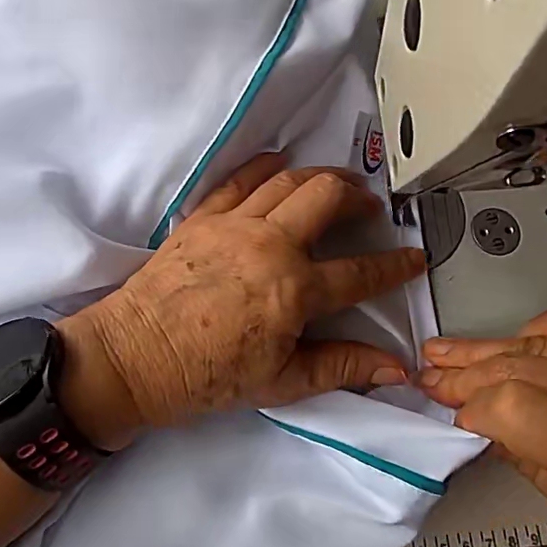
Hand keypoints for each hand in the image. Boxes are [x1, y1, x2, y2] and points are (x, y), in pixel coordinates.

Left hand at [57, 153, 425, 448]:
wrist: (135, 358)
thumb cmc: (203, 376)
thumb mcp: (279, 382)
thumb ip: (340, 367)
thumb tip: (392, 366)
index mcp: (293, 291)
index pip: (360, 272)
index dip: (394, 265)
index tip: (411, 259)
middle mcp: (268, 246)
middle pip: (326, 198)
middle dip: (356, 196)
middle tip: (367, 204)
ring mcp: (231, 227)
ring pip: (286, 180)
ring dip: (318, 175)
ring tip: (334, 181)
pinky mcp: (199, 220)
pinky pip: (236, 181)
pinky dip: (261, 167)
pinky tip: (275, 163)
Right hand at [415, 309, 546, 546]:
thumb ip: (536, 471)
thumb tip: (487, 428)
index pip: (513, 408)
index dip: (470, 409)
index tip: (455, 419)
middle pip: (515, 368)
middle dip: (463, 376)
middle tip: (430, 381)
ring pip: (532, 343)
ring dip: (481, 351)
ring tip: (444, 355)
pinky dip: (523, 336)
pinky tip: (499, 345)